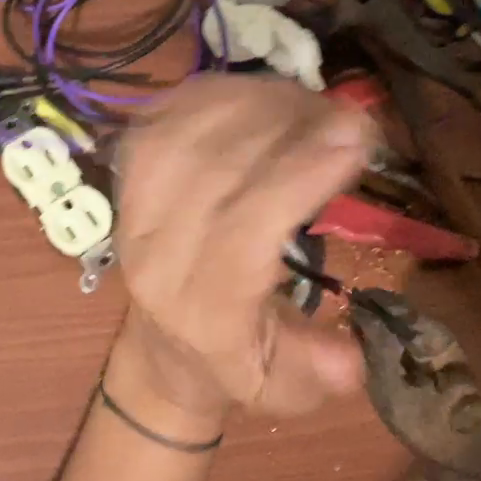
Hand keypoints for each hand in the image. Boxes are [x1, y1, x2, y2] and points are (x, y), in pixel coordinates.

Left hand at [107, 75, 375, 436]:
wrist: (163, 348)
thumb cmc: (233, 364)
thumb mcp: (285, 389)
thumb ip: (318, 371)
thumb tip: (352, 354)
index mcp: (201, 312)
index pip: (241, 233)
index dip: (296, 178)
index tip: (355, 140)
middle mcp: (155, 257)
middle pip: (211, 172)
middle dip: (286, 128)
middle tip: (347, 112)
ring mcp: (132, 213)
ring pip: (181, 137)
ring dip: (252, 104)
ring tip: (310, 101)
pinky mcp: (126, 182)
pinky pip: (159, 121)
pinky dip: (211, 96)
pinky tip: (259, 92)